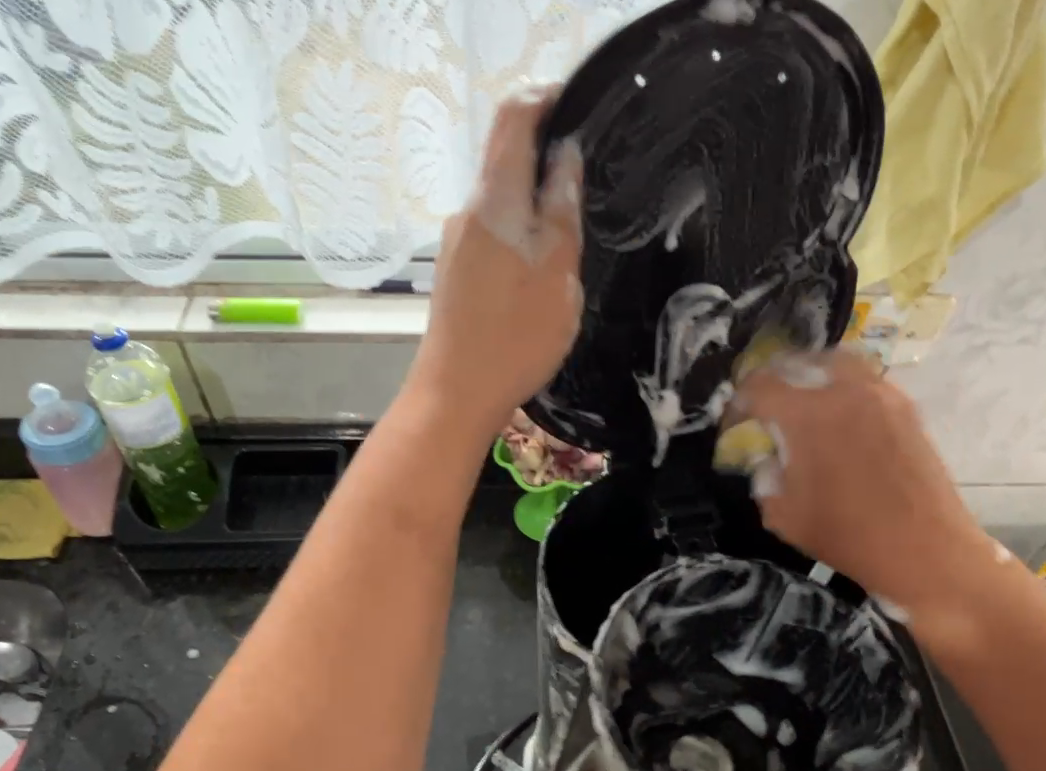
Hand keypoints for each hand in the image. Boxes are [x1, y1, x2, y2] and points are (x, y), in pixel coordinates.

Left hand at [406, 94, 584, 435]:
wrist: (456, 394)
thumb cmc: (515, 336)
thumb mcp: (557, 273)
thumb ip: (561, 211)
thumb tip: (565, 159)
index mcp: (494, 200)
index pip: (514, 119)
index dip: (545, 101)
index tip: (579, 109)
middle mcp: (467, 211)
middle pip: (507, 161)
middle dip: (548, 161)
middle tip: (590, 184)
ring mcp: (456, 243)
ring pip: (502, 203)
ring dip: (535, 205)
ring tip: (572, 235)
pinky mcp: (455, 272)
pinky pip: (493, 234)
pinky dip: (520, 234)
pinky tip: (540, 269)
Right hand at [734, 350, 1001, 616]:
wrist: (924, 549)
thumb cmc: (847, 536)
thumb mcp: (784, 516)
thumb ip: (766, 479)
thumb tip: (768, 461)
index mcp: (806, 415)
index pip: (759, 386)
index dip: (739, 403)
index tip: (735, 424)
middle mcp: (844, 392)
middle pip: (800, 363)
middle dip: (776, 380)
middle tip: (767, 406)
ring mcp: (881, 396)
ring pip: (838, 364)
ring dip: (814, 378)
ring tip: (805, 405)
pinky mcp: (907, 409)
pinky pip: (867, 383)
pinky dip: (846, 390)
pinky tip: (842, 421)